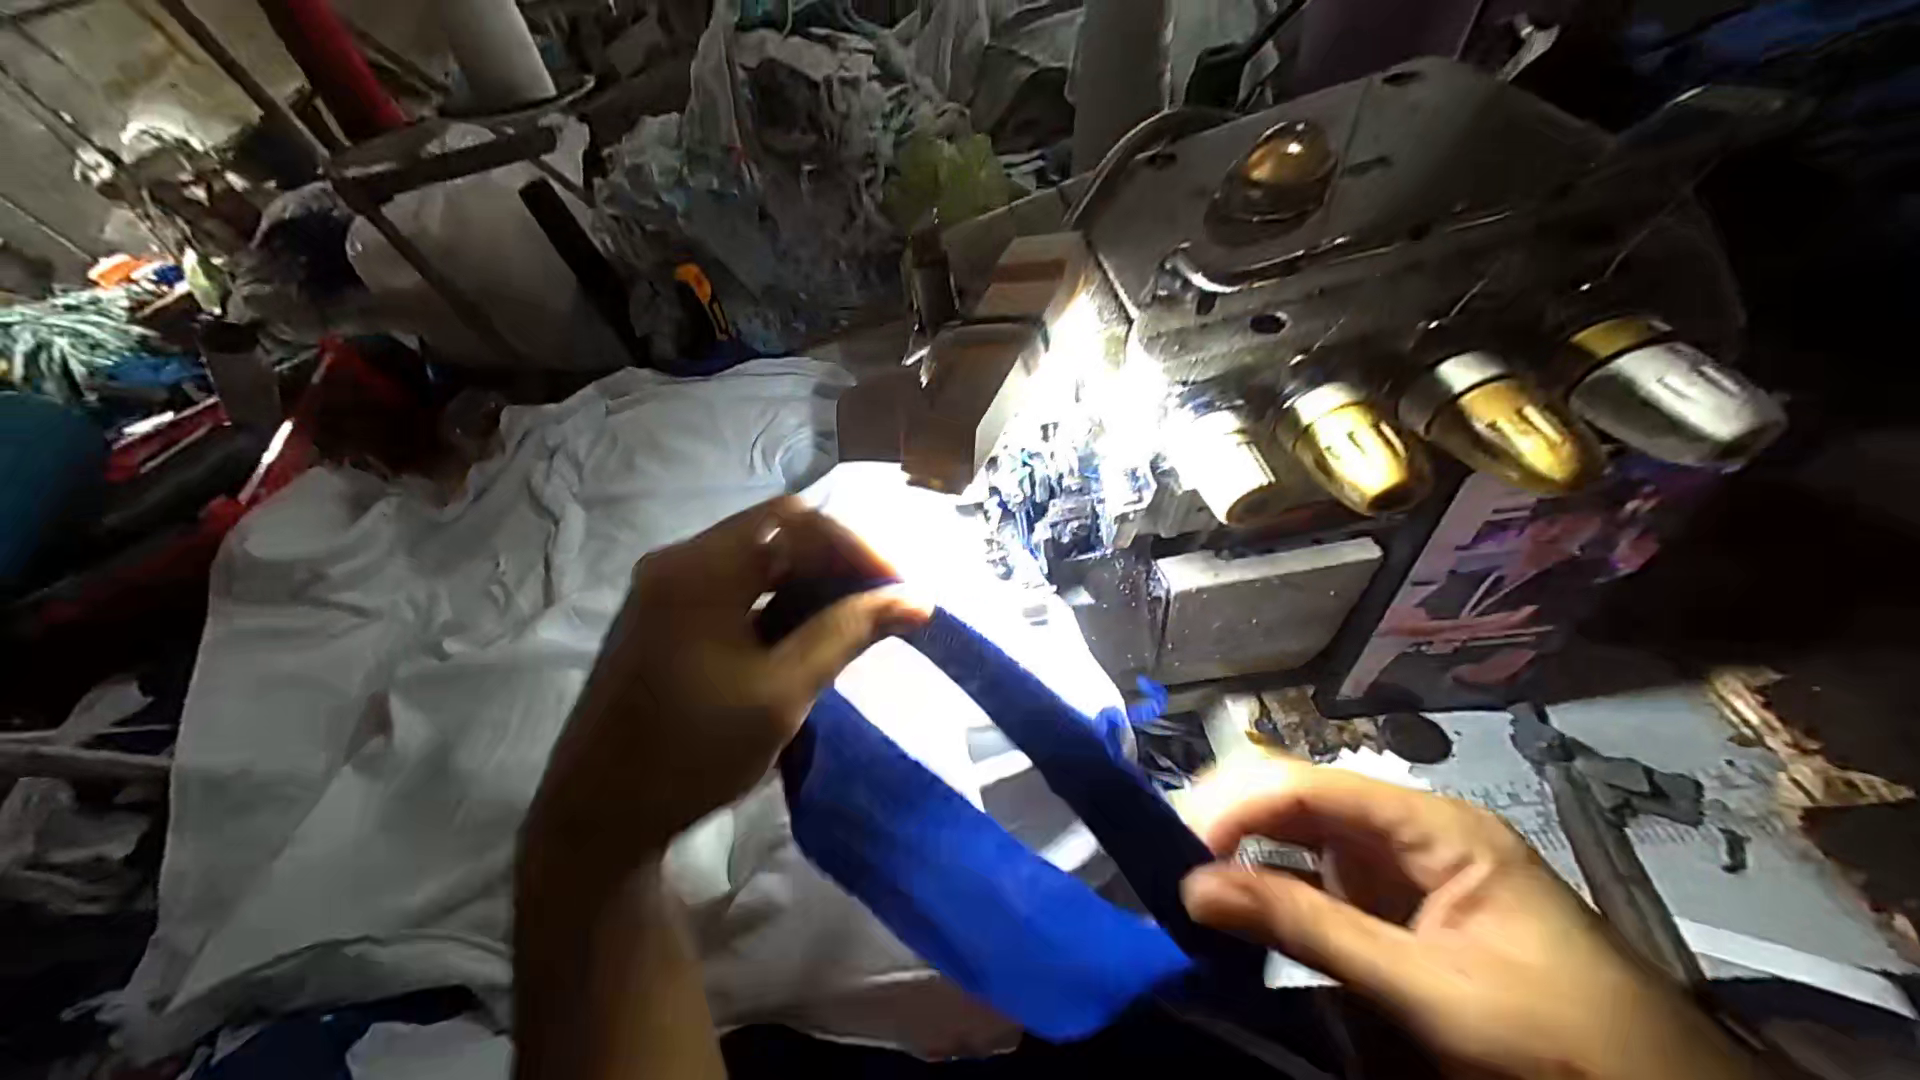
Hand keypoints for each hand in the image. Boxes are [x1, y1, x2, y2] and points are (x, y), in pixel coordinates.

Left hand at [525, 497, 930, 878]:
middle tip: (883, 603)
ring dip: (812, 580)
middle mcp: (679, 560)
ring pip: (759, 558)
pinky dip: (780, 598)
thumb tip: (917, 598)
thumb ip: (850, 632)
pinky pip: (737, 585)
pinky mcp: (667, 615)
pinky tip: (809, 630)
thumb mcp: (784, 691)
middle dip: (838, 562)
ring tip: (857, 617)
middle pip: (777, 533)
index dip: (857, 547)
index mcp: (701, 567)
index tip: (897, 589)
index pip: (797, 520)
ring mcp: (667, 586)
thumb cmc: (693, 753)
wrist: (599, 818)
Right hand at [1180, 761, 1757, 1079]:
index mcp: (1429, 823)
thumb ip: (1308, 930)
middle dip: (1227, 821)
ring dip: (1236, 852)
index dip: (1235, 807)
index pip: (1306, 786)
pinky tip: (1226, 901)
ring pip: (1292, 836)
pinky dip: (1262, 888)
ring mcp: (1392, 866)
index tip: (1181, 848)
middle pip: (1293, 799)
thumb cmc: (1567, 1046)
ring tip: (1182, 873)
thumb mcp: (1431, 991)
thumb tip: (1195, 888)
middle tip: (1168, 857)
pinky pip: (1306, 879)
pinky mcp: (1385, 905)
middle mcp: (1402, 828)